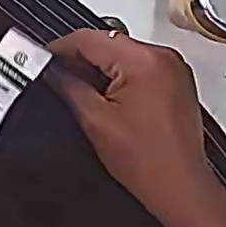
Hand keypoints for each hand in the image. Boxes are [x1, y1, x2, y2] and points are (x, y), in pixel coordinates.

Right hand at [48, 30, 222, 226]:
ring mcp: (173, 67)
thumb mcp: (95, 120)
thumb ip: (68, 86)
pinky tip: (110, 98)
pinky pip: (140, 65)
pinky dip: (121, 75)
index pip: (90, 38)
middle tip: (59, 77)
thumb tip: (53, 69)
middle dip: (81, 59)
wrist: (180, 187)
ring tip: (85, 93)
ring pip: (123, 53)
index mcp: (143, 61)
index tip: (45, 58)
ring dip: (101, 68)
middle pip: (108, 42)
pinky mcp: (176, 80)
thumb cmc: (148, 162)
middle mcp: (163, 57)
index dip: (61, 48)